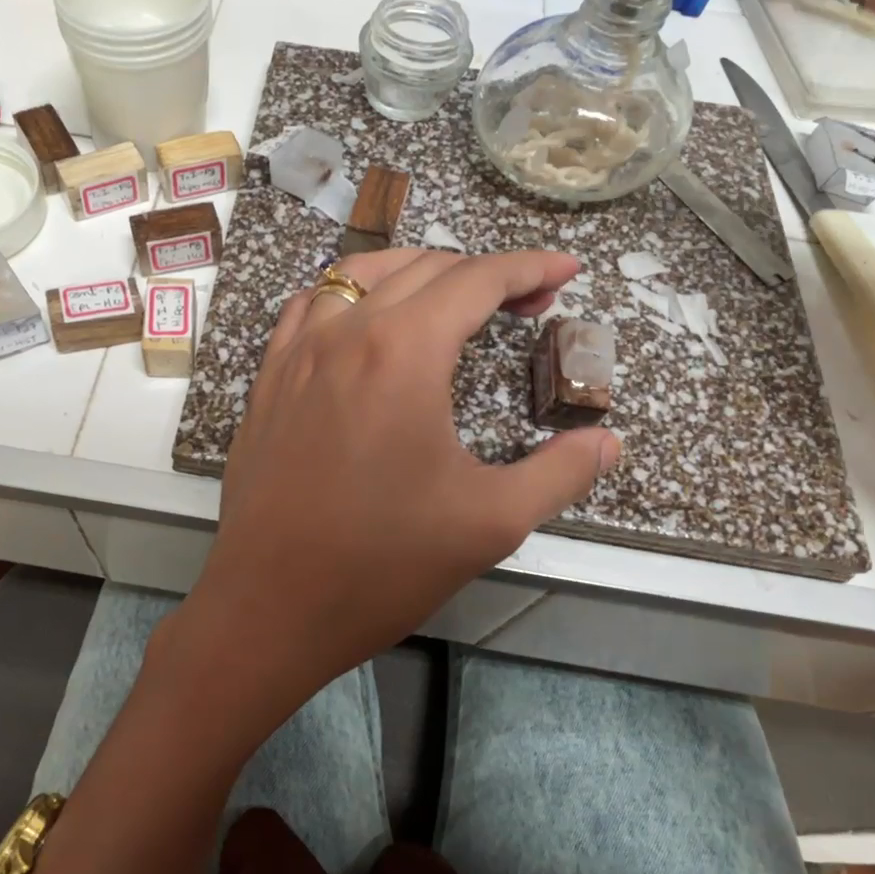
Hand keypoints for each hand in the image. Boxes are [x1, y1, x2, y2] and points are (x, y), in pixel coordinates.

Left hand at [164, 250, 621, 700]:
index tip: (566, 270)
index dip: (529, 267)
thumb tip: (607, 443)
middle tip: (527, 303)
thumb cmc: (383, 565)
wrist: (271, 606)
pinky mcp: (267, 381)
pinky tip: (363, 325)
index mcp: (402, 351)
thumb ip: (559, 473)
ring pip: (358, 276)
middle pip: (423, 270)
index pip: (476, 280)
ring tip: (450, 301)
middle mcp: (344, 333)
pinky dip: (348, 296)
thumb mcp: (491, 522)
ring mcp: (295, 354)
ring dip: (414, 273)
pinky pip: (308, 309)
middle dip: (484, 274)